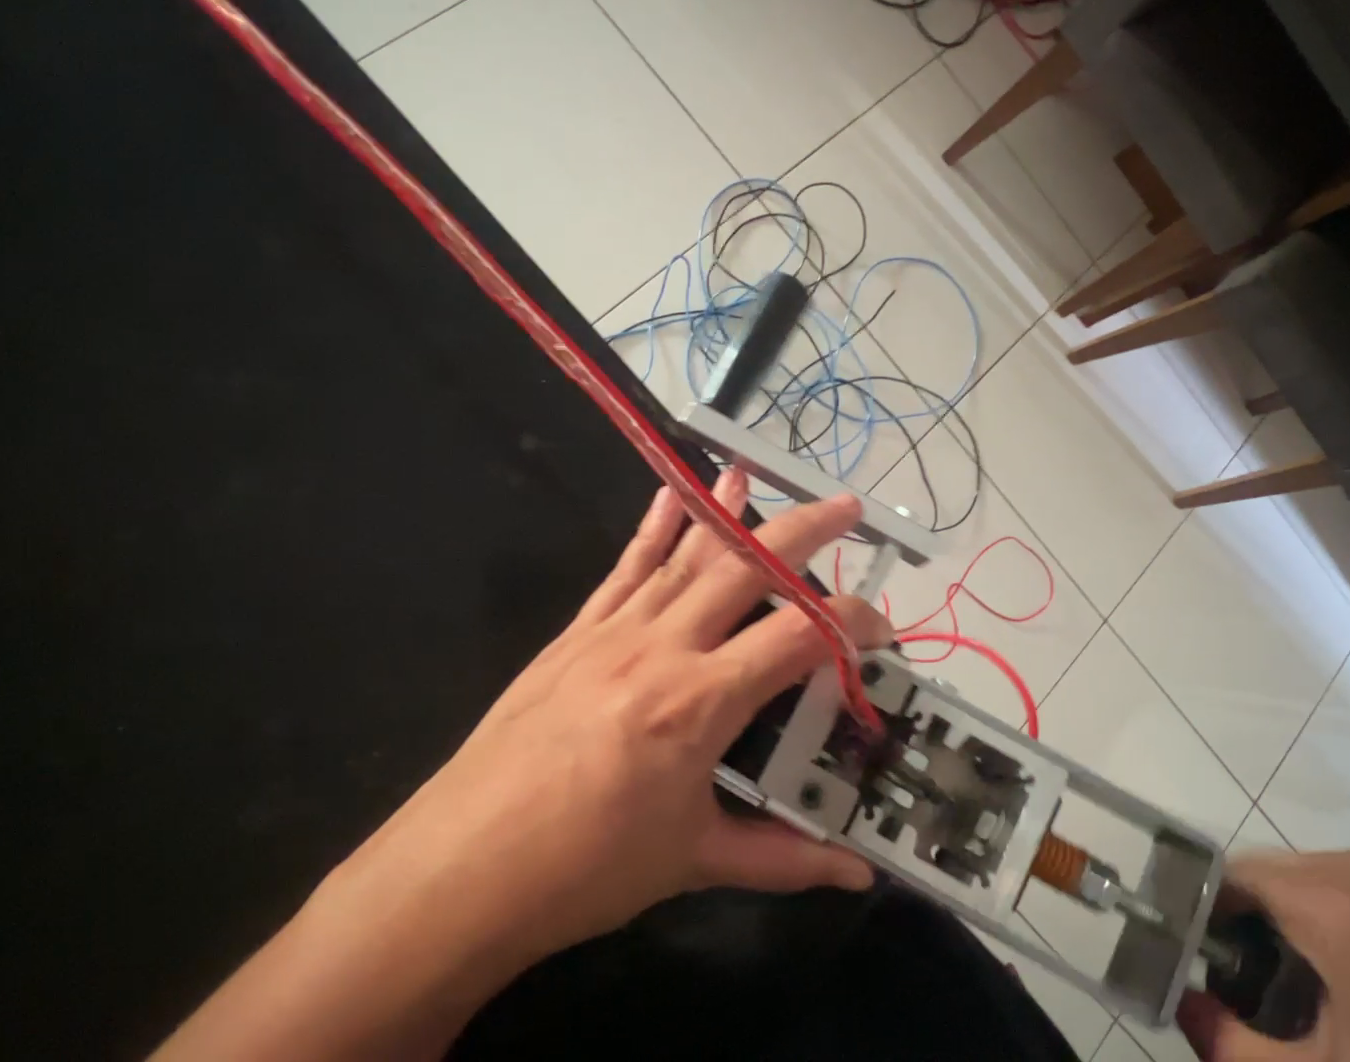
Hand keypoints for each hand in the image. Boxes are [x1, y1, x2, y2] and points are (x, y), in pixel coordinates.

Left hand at [156, 474, 888, 1060]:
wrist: (467, 866)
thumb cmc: (588, 868)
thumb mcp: (695, 861)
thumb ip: (783, 859)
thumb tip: (857, 875)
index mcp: (701, 703)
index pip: (799, 638)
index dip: (852, 625)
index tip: (882, 628)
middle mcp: (662, 648)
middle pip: (746, 569)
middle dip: (803, 530)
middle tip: (846, 506)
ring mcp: (613, 633)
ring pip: (683, 556)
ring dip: (727, 513)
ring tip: (758, 473)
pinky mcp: (575, 635)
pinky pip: (623, 569)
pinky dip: (652, 528)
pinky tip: (671, 494)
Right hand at [1176, 851, 1349, 1061]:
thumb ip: (1228, 1042)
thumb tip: (1177, 1003)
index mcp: (1335, 902)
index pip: (1224, 876)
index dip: (1196, 917)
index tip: (1190, 963)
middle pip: (1261, 877)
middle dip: (1238, 927)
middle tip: (1238, 988)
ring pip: (1301, 881)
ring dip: (1280, 925)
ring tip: (1291, 992)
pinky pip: (1343, 889)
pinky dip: (1322, 922)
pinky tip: (1343, 983)